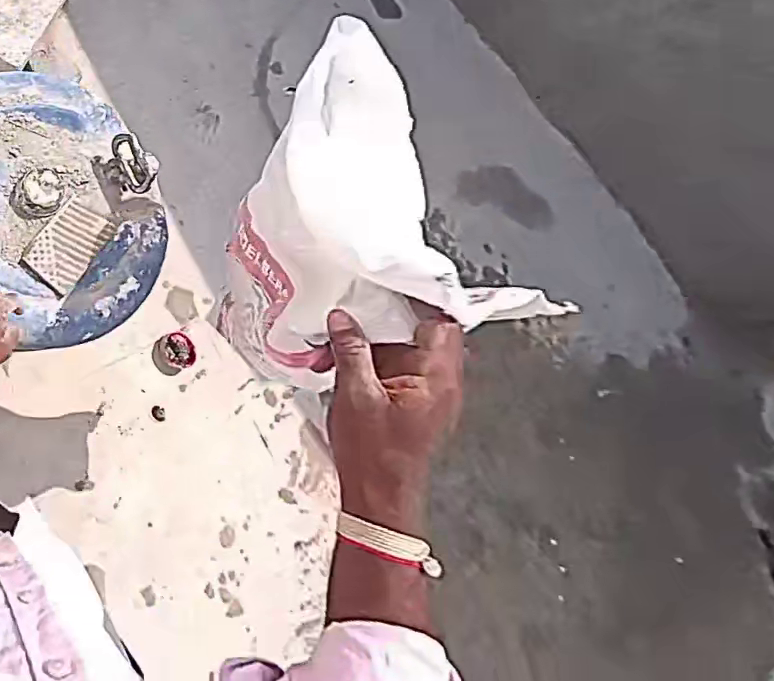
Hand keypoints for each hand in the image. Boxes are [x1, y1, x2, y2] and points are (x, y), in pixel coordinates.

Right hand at [325, 307, 463, 532]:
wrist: (377, 498)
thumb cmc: (374, 453)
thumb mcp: (356, 395)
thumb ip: (351, 351)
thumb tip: (342, 317)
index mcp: (437, 378)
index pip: (441, 324)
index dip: (420, 297)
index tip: (392, 276)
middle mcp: (436, 382)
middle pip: (416, 331)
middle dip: (381, 314)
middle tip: (351, 294)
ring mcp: (420, 391)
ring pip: (397, 347)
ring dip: (365, 337)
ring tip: (332, 330)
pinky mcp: (403, 399)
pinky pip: (386, 364)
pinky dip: (362, 356)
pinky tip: (332, 354)